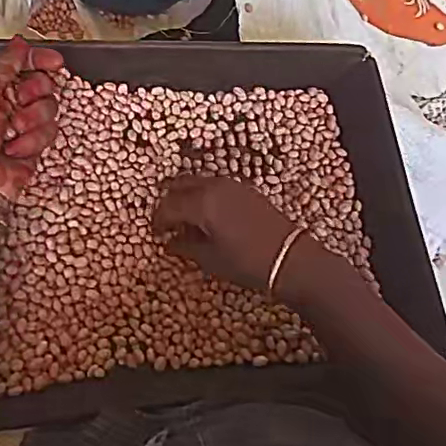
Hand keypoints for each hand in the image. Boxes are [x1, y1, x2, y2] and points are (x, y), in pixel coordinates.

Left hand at [0, 37, 63, 213]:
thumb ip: (3, 62)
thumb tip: (20, 43)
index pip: (21, 64)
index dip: (39, 60)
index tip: (55, 61)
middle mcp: (6, 103)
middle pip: (41, 84)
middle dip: (35, 91)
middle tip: (21, 101)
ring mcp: (21, 125)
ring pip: (49, 108)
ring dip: (33, 118)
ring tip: (12, 131)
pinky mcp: (33, 146)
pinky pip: (49, 132)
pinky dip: (33, 140)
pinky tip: (15, 149)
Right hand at [152, 176, 306, 291]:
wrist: (290, 258)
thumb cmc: (246, 262)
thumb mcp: (210, 259)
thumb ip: (185, 246)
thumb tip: (170, 242)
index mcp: (201, 203)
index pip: (168, 206)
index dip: (158, 220)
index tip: (155, 234)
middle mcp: (214, 187)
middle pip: (180, 186)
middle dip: (169, 203)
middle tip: (166, 223)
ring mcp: (233, 186)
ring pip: (198, 183)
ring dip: (187, 197)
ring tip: (186, 221)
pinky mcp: (246, 191)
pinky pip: (215, 187)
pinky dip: (204, 197)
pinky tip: (208, 218)